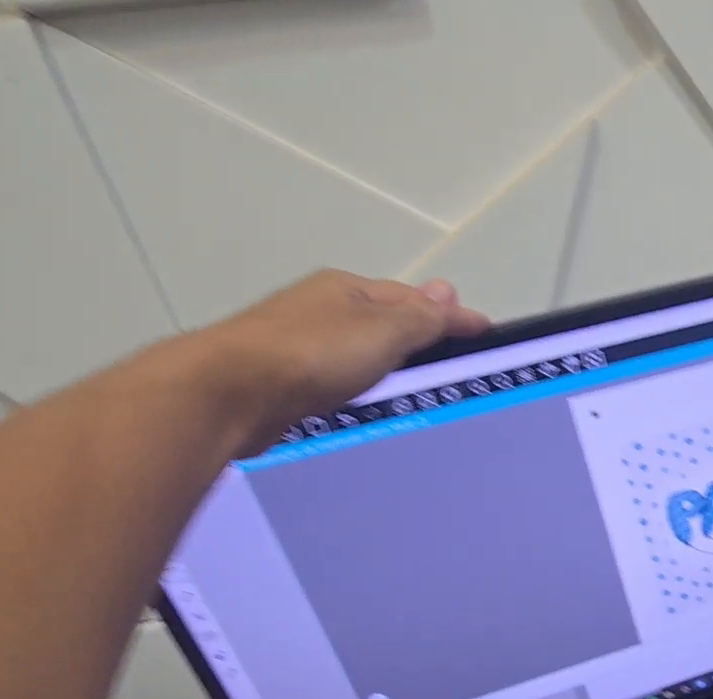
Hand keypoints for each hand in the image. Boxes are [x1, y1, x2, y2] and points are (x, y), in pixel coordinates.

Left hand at [194, 269, 489, 450]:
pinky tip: (367, 395)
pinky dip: (362, 378)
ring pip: (358, 346)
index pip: (413, 299)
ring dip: (388, 356)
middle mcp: (322, 308)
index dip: (450, 315)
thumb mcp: (382, 332)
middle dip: (418, 330)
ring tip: (417, 375)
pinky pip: (338, 374)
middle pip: (384, 318)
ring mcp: (299, 341)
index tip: (482, 331)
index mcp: (347, 289)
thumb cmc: (314, 355)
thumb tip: (449, 293)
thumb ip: (421, 319)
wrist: (229, 394)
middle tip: (451, 349)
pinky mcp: (284, 378)